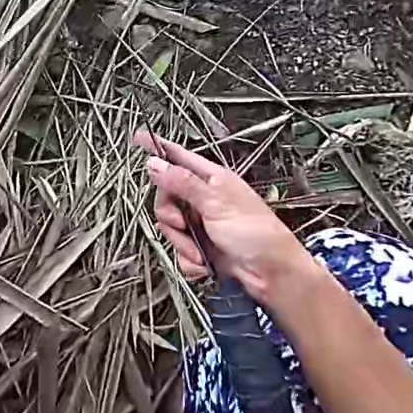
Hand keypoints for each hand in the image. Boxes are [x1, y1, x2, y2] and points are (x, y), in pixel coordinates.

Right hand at [133, 130, 315, 306]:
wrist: (273, 274)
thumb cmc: (258, 233)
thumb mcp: (215, 203)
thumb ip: (182, 183)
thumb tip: (156, 164)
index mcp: (212, 179)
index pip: (178, 157)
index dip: (158, 148)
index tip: (140, 138)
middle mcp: (205, 198)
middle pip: (166, 197)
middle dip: (170, 216)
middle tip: (182, 223)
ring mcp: (203, 223)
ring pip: (170, 226)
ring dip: (182, 243)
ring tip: (200, 249)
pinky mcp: (203, 246)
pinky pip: (180, 251)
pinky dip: (189, 260)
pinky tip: (204, 263)